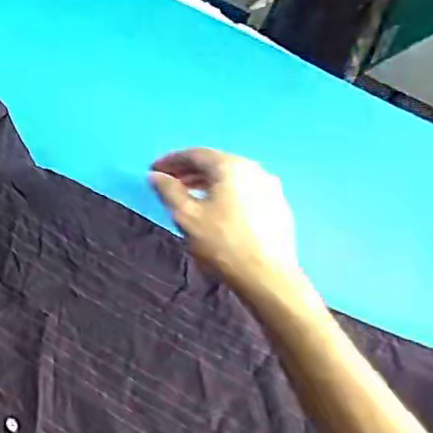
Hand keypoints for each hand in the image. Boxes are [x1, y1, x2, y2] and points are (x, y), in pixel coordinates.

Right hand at [148, 148, 323, 318]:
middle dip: (189, 170)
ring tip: (188, 194)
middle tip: (169, 181)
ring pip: (232, 176)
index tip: (153, 170)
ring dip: (207, 181)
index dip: (171, 160)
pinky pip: (245, 189)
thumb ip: (168, 190)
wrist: (268, 277)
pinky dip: (225, 192)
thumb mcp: (185, 215)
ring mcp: (271, 188)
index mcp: (231, 167)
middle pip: (216, 162)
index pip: (195, 154)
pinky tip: (215, 207)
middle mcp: (255, 170)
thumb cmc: (222, 242)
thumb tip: (156, 175)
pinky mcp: (279, 206)